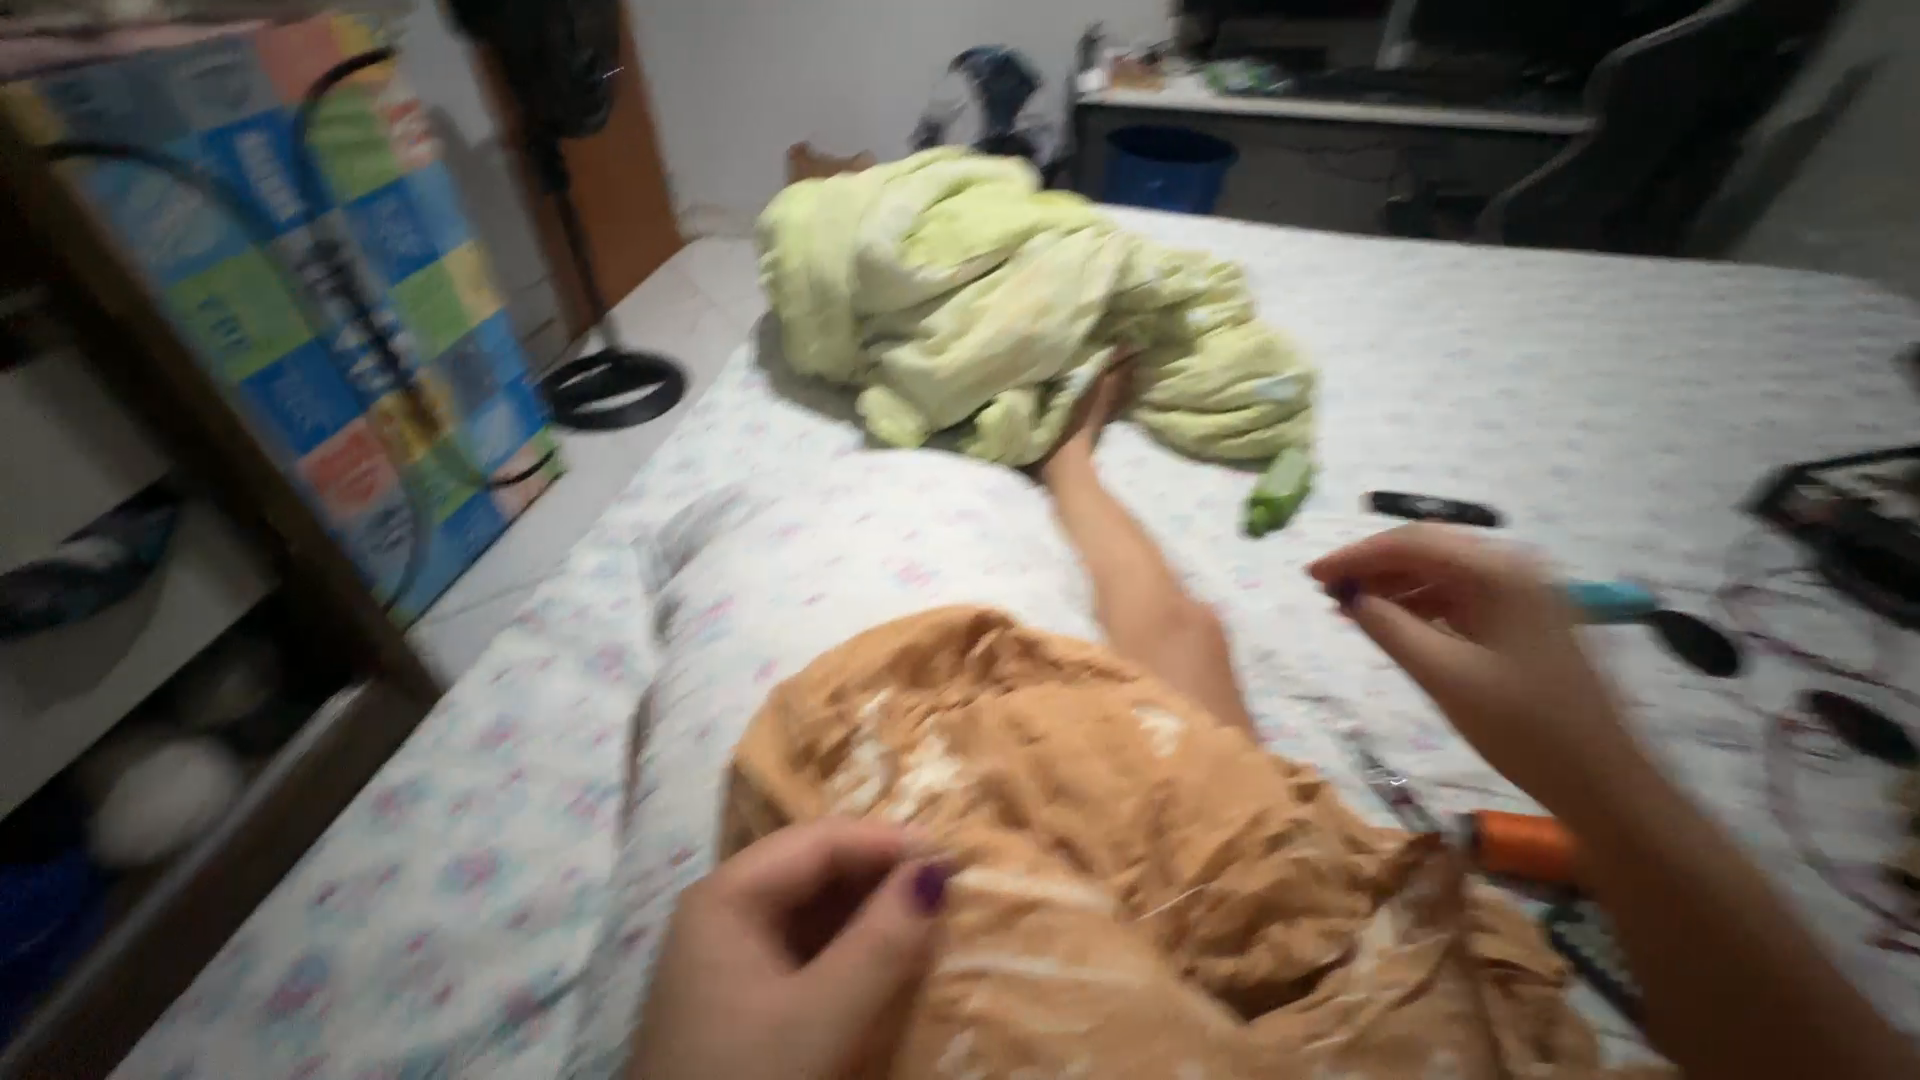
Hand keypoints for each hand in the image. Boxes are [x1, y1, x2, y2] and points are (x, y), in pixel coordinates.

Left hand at [632, 819, 948, 1079]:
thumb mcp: (819, 1020)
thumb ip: (880, 944)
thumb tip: (935, 872)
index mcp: (726, 897)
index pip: (818, 841)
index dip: (886, 841)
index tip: (952, 858)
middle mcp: (725, 909)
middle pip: (814, 866)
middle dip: (880, 872)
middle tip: (946, 886)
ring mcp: (733, 951)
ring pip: (815, 904)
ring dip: (871, 907)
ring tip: (927, 915)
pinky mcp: (746, 992)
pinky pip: (809, 943)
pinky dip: (853, 942)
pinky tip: (888, 954)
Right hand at [1307, 524, 1649, 816]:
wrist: (1604, 783)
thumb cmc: (1524, 730)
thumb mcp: (1444, 676)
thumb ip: (1389, 628)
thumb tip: (1349, 597)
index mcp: (1500, 574)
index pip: (1412, 544)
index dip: (1355, 556)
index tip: (1312, 576)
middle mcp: (1513, 571)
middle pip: (1426, 551)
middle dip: (1370, 567)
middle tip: (1323, 589)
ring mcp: (1520, 595)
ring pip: (1439, 574)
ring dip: (1390, 586)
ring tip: (1345, 607)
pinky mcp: (1519, 621)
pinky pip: (1456, 598)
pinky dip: (1416, 605)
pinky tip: (1386, 622)